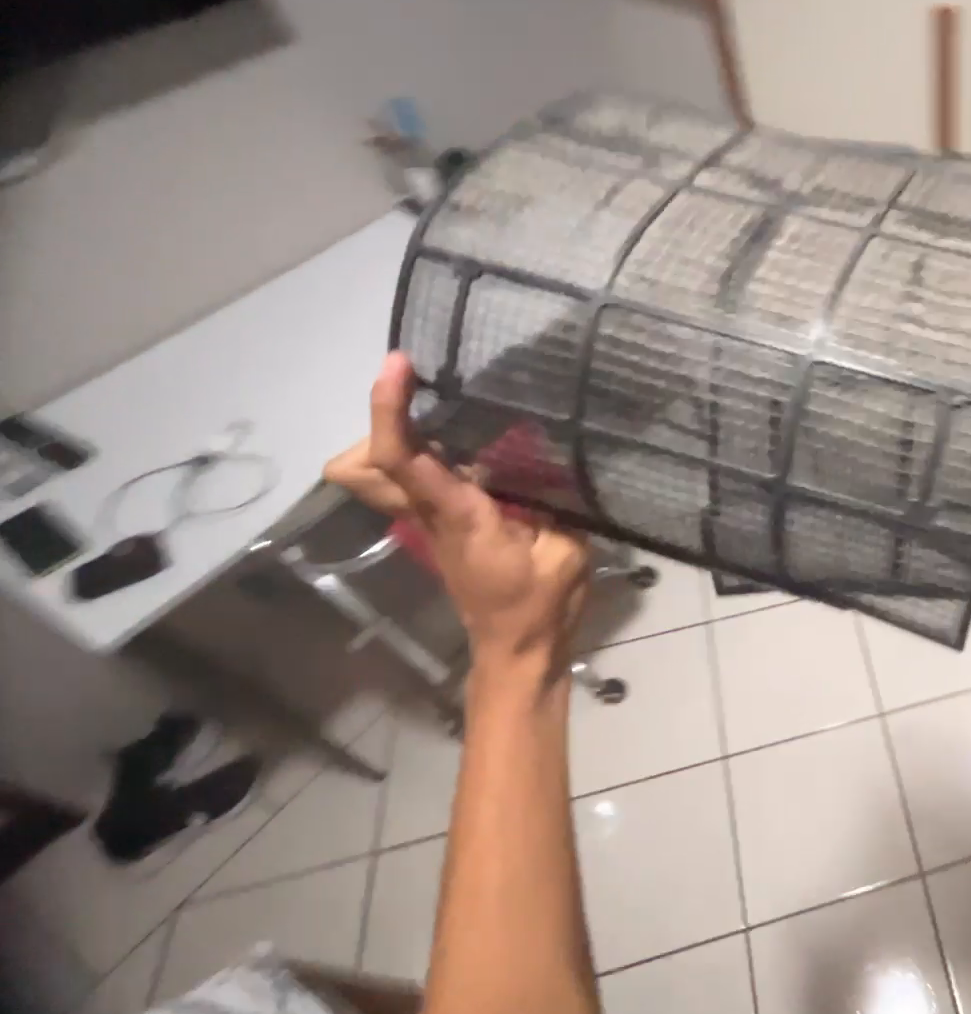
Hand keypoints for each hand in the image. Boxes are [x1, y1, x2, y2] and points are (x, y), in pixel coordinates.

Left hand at [324, 354, 590, 672]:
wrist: (519, 650)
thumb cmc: (542, 605)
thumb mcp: (566, 552)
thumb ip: (554, 504)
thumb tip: (548, 462)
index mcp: (458, 515)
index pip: (402, 457)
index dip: (391, 407)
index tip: (400, 364)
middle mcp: (430, 515)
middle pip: (360, 467)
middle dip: (382, 426)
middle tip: (431, 403)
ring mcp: (432, 524)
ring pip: (379, 474)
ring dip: (401, 440)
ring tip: (455, 424)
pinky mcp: (445, 529)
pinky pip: (417, 482)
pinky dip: (430, 457)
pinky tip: (481, 454)